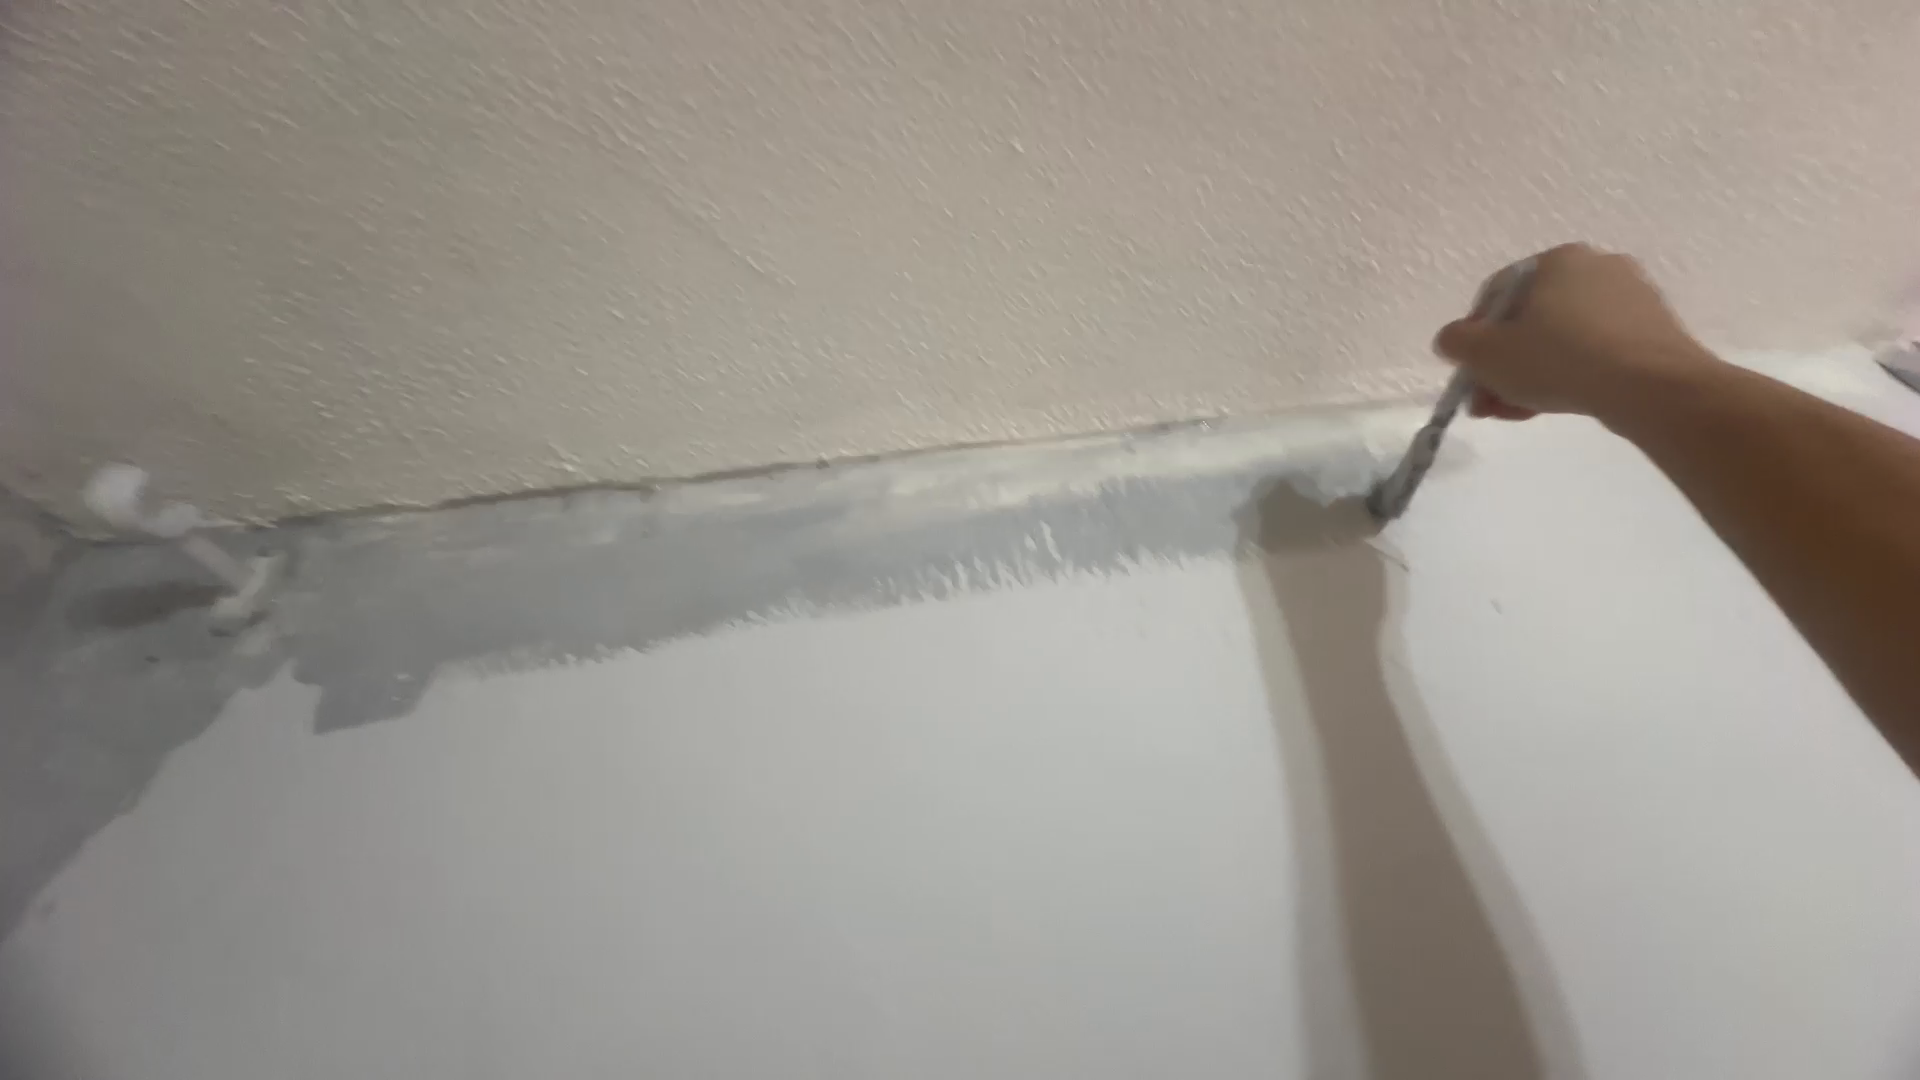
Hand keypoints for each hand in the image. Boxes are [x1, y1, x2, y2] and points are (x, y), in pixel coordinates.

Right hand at [1434, 243, 1721, 423]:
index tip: (1469, 371)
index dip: (1472, 337)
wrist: (1650, 386)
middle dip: (1500, 363)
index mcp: (1556, 261)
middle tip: (1486, 400)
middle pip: (1527, 321)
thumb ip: (1455, 341)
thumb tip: (1455, 339)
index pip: (1495, 296)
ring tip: (1513, 410)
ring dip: (1526, 374)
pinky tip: (1550, 404)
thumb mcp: (1483, 353)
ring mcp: (1630, 298)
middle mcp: (1597, 267)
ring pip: (1557, 339)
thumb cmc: (1556, 359)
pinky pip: (1591, 350)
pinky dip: (1565, 374)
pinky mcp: (1650, 330)